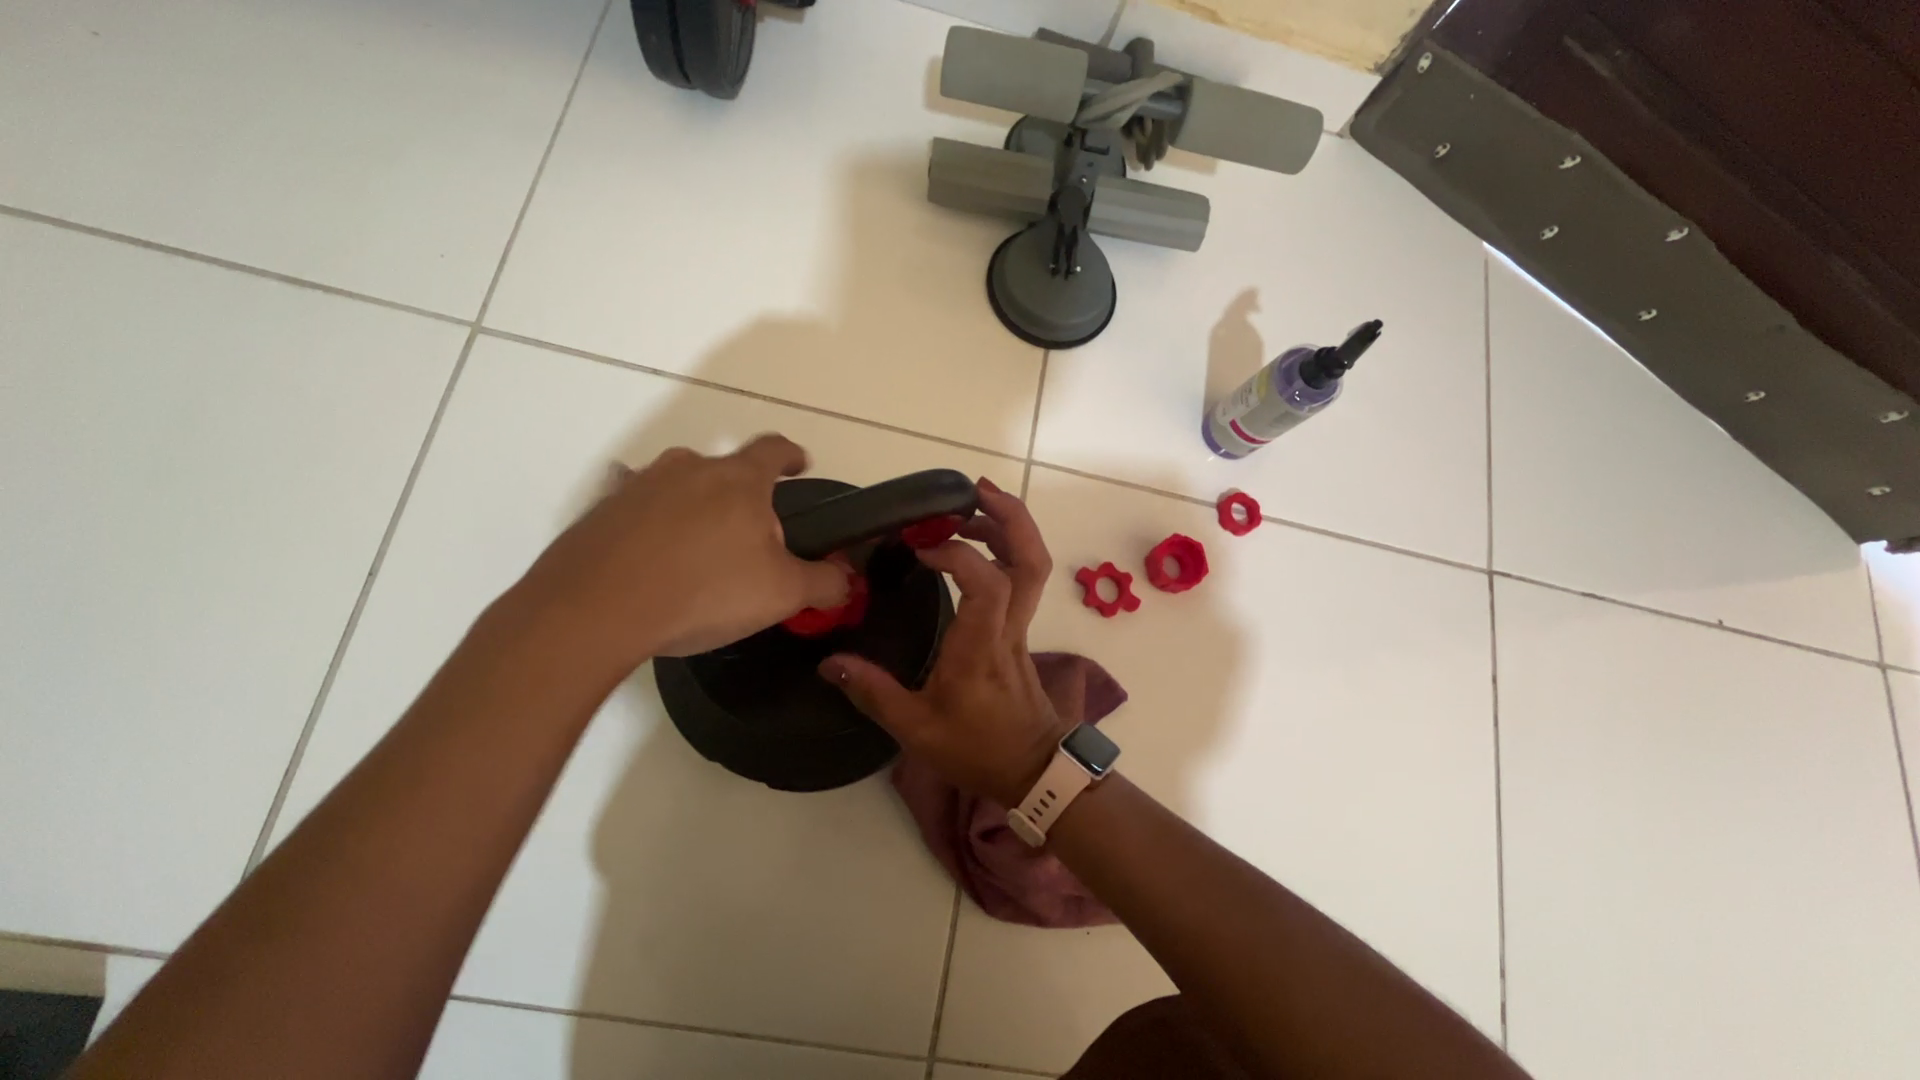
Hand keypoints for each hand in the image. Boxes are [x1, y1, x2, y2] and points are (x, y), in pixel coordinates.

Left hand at [508, 435, 849, 665]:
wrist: (596, 607)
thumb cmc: (704, 591)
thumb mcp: (781, 595)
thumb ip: (823, 582)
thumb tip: (846, 579)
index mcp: (739, 480)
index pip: (775, 449)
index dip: (792, 456)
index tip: (800, 464)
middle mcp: (689, 467)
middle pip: (725, 471)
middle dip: (741, 498)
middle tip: (747, 542)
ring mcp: (640, 484)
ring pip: (680, 488)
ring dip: (695, 510)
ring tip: (698, 556)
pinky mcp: (603, 509)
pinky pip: (639, 510)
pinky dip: (651, 527)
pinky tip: (651, 560)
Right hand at [820, 477, 1069, 807]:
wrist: (1032, 771)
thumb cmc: (976, 750)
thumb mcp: (915, 729)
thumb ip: (873, 692)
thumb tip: (829, 662)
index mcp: (982, 646)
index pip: (989, 583)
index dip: (959, 554)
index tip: (921, 546)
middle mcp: (1008, 626)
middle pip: (1031, 560)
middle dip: (1009, 517)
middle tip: (973, 490)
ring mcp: (1020, 626)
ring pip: (1032, 565)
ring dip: (1008, 528)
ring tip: (968, 509)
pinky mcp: (1020, 630)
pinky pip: (1022, 578)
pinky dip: (1005, 550)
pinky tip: (973, 547)